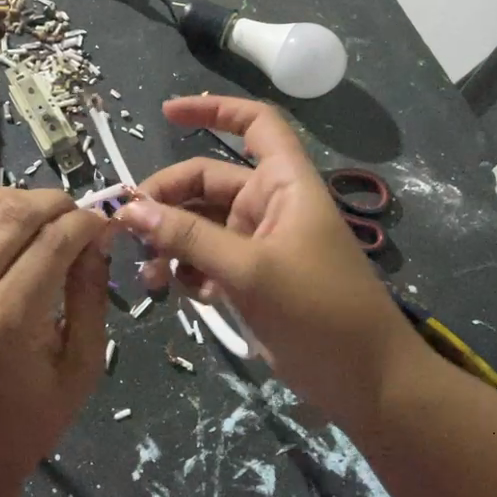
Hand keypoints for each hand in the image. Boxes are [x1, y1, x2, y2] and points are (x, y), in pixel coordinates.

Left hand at [0, 189, 111, 496]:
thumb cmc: (26, 422)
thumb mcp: (80, 368)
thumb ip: (91, 295)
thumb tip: (98, 235)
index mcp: (3, 324)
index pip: (51, 242)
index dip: (84, 222)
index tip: (102, 221)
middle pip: (10, 215)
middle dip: (52, 202)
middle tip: (76, 211)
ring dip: (13, 200)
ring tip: (41, 212)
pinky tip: (4, 232)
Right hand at [115, 95, 422, 423]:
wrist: (369, 386)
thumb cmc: (322, 313)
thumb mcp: (251, 271)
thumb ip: (188, 238)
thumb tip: (129, 209)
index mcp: (285, 185)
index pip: (255, 125)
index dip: (213, 110)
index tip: (166, 114)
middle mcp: (269, 205)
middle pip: (206, 181)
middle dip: (165, 198)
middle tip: (127, 226)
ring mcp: (257, 243)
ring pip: (198, 224)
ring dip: (168, 240)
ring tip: (145, 271)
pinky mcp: (248, 279)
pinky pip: (203, 259)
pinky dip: (182, 268)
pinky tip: (169, 289)